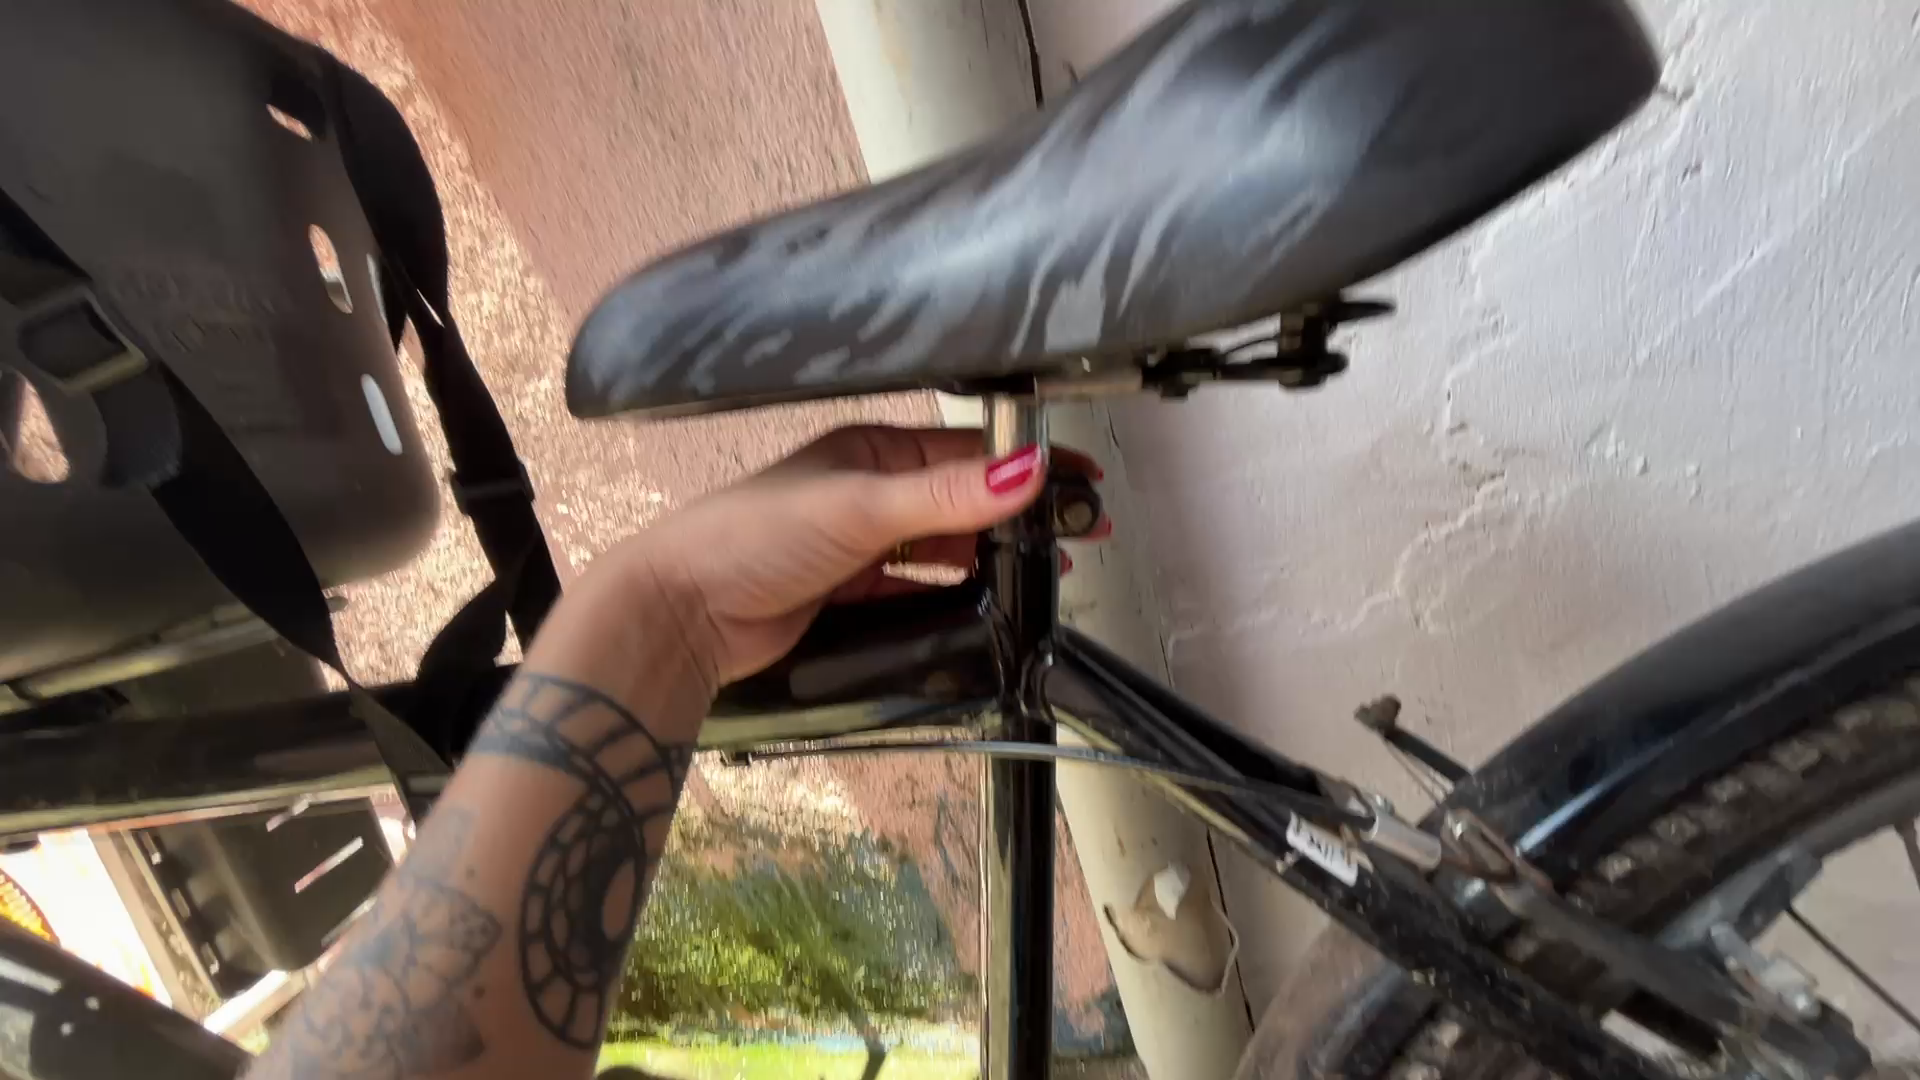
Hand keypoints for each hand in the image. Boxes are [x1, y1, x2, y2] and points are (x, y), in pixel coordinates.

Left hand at [588, 425, 1100, 687]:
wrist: (682, 613)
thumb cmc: (759, 536)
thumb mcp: (857, 506)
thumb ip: (946, 495)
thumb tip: (1031, 470)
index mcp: (873, 451)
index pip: (967, 450)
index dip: (1026, 463)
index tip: (1082, 480)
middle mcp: (872, 491)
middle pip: (964, 499)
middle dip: (1020, 513)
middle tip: (1082, 532)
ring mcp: (864, 543)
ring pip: (946, 545)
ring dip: (994, 555)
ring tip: (1050, 570)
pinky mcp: (857, 591)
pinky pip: (921, 586)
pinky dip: (956, 591)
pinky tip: (992, 602)